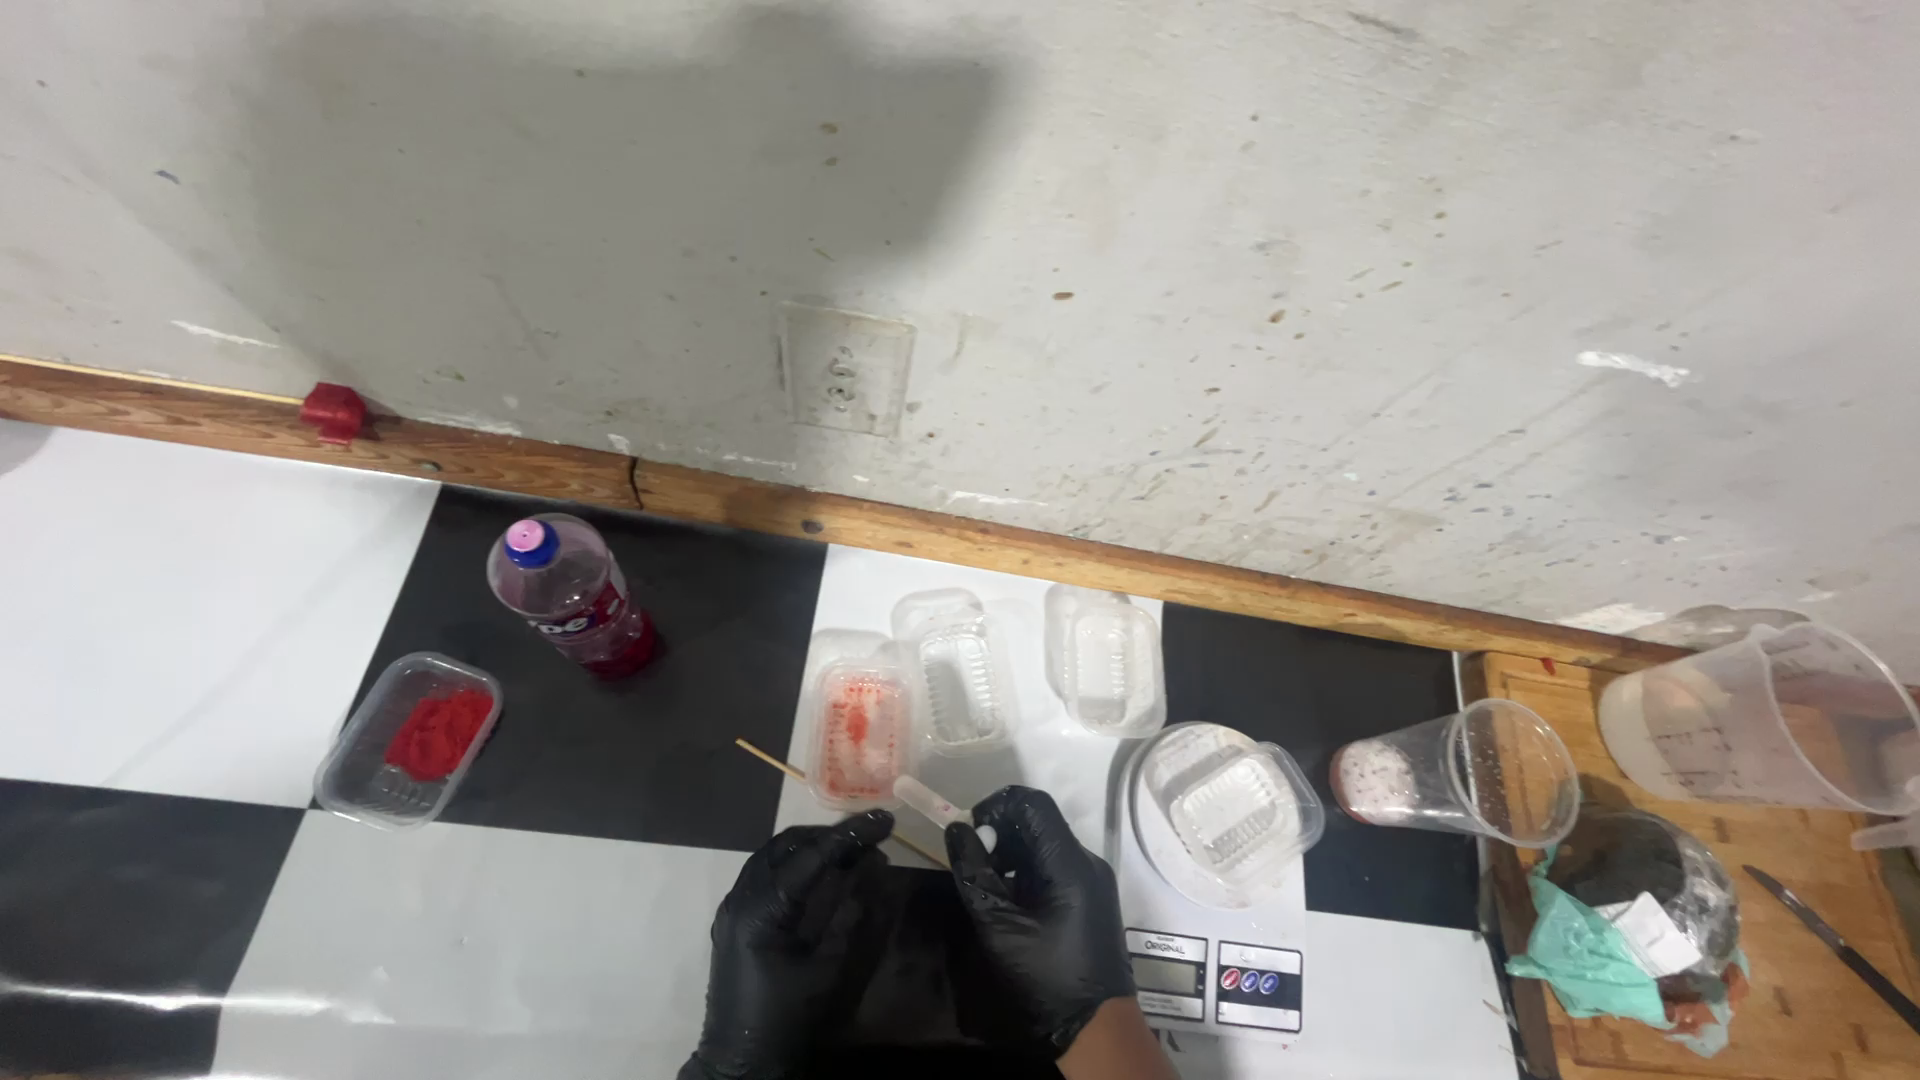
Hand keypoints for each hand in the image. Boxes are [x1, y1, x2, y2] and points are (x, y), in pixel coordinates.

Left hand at [681, 811, 893, 1079]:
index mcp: (763, 909)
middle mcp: (741, 896)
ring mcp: (732, 903)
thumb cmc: (787, 1017)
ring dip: (812, 845)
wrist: (739, 1060)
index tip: (885, 820)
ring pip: (774, 852)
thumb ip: (850, 911)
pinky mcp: (732, 914)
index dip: (851, 834)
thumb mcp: (827, 967)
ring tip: (850, 849)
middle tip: (869, 836)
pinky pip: (764, 870)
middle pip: (789, 842)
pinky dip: (795, 861)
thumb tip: (875, 866)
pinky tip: (821, 871)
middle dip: (831, 834)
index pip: (812, 854)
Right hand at [944, 785, 1134, 1055]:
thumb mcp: (999, 926)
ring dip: (1012, 851)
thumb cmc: (1047, 977)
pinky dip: (1027, 869)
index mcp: (1069, 862)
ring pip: (1044, 841)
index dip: (998, 805)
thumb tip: (956, 830)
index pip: (1033, 803)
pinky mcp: (1090, 893)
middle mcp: (1086, 860)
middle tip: (976, 862)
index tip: (972, 830)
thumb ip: (975, 873)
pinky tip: (1011, 898)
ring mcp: (1092, 877)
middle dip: (1001, 831)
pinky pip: (1054, 863)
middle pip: (1038, 820)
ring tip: (990, 883)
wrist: (1098, 1027)